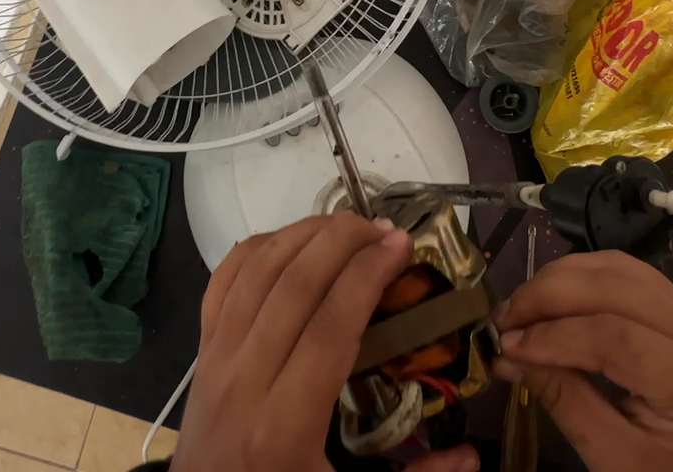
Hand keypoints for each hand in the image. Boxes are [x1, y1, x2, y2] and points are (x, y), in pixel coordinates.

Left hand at [171, 213, 478, 471]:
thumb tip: (471, 453)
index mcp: (284, 427)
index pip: (329, 326)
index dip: (367, 275)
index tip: (401, 245)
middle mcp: (243, 380)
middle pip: (293, 283)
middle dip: (341, 240)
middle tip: (382, 227)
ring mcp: (214, 359)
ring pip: (256, 270)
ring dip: (303, 233)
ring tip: (346, 224)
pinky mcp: (201, 350)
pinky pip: (223, 280)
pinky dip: (256, 248)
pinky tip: (290, 239)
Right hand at [493, 251, 672, 471]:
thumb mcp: (618, 461)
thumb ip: (564, 398)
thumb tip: (507, 351)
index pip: (616, 335)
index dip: (552, 333)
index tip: (505, 344)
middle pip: (617, 287)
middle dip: (550, 295)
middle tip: (505, 318)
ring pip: (622, 270)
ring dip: (564, 279)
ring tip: (524, 307)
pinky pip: (633, 278)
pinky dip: (587, 279)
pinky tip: (556, 299)